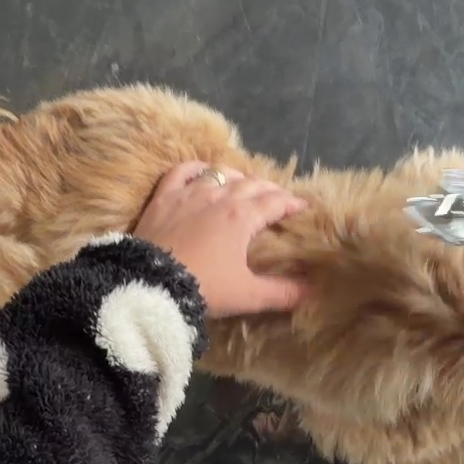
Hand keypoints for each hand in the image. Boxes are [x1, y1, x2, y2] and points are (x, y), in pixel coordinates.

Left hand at [134, 162, 309, 316]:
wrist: (151, 285)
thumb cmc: (204, 288)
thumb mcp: (248, 295)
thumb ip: (282, 292)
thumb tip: (311, 291)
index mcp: (243, 217)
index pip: (275, 202)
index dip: (292, 203)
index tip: (302, 206)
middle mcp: (219, 196)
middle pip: (251, 184)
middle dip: (269, 189)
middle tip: (278, 197)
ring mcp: (189, 193)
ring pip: (220, 173)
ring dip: (237, 177)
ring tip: (244, 185)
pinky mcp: (164, 197)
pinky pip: (181, 172)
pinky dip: (196, 168)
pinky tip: (202, 171)